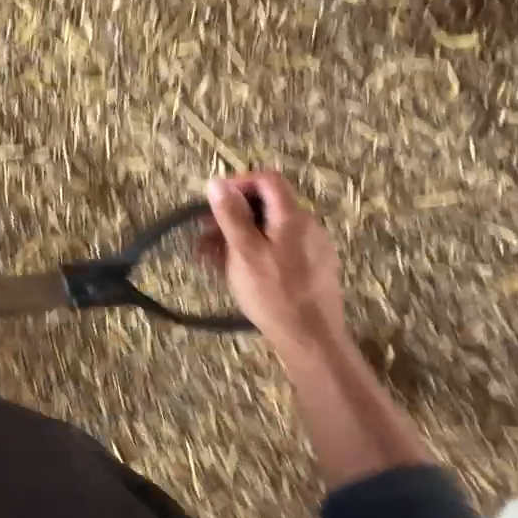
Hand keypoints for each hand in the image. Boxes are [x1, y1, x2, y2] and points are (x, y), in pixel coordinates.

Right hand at [204, 172, 348, 358]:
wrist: (311, 337)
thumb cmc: (273, 292)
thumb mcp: (244, 251)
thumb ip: (231, 215)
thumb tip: (217, 182)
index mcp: (293, 217)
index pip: (268, 180)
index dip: (239, 183)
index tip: (214, 202)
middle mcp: (308, 226)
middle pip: (267, 205)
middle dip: (232, 215)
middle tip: (204, 236)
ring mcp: (312, 247)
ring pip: (269, 229)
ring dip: (238, 236)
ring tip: (212, 258)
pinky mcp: (312, 267)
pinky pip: (279, 247)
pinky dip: (255, 250)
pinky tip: (236, 270)